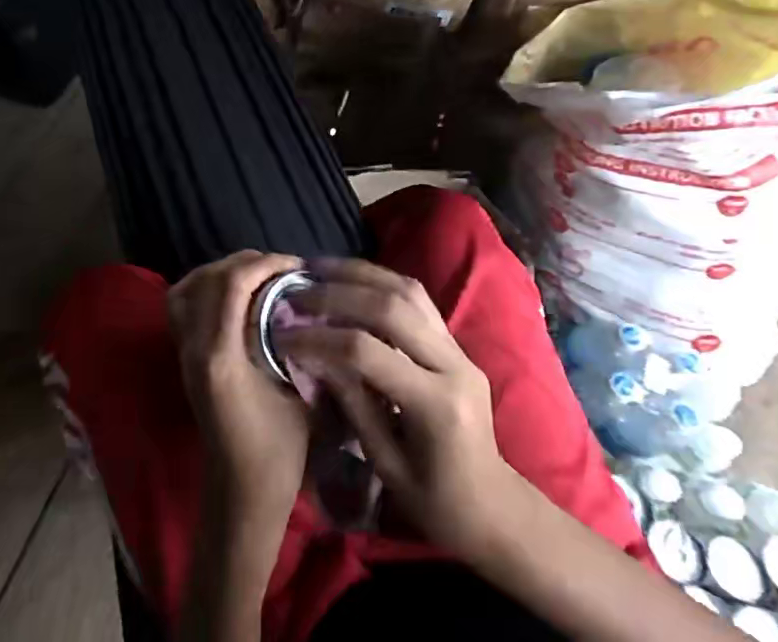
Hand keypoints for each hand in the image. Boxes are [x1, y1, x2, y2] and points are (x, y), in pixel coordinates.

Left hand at [168, 251, 310, 524]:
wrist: (240, 495)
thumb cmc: (278, 455)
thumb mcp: (302, 398)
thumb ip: (302, 347)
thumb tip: (315, 307)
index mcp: (220, 357)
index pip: (231, 285)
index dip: (265, 264)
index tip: (297, 266)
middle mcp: (193, 348)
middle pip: (206, 279)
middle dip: (245, 263)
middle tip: (282, 268)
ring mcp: (182, 353)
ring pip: (185, 289)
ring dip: (220, 272)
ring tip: (258, 275)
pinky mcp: (183, 359)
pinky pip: (183, 306)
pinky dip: (205, 289)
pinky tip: (236, 297)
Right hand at [279, 259, 517, 559]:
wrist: (493, 507)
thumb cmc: (435, 500)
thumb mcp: (384, 461)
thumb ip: (350, 400)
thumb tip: (310, 352)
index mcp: (436, 405)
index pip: (368, 352)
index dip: (320, 338)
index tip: (284, 335)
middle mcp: (454, 366)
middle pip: (391, 308)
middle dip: (336, 295)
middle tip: (296, 293)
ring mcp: (460, 350)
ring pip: (407, 291)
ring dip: (358, 274)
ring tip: (318, 270)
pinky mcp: (457, 343)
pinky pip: (416, 299)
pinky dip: (378, 281)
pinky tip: (349, 279)